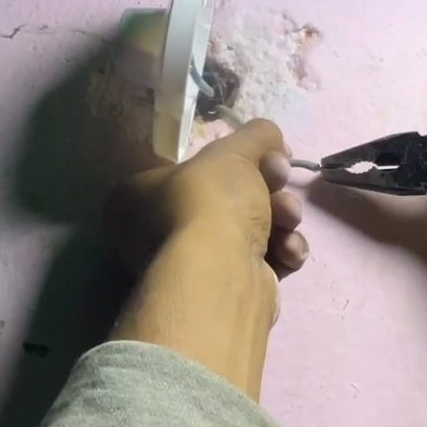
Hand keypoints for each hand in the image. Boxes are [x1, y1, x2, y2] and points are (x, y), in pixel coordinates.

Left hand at [104, 120, 308, 399]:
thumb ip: (255, 135)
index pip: (191, 168)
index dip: (235, 158)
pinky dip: (282, 252)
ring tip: (288, 219)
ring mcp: (192, 267)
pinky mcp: (226, 292)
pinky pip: (262, 261)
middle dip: (267, 187)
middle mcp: (156, 233)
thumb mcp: (232, 150)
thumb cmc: (210, 202)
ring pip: (252, 228)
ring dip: (281, 218)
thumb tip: (271, 140)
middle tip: (280, 179)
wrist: (221, 275)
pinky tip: (287, 252)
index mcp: (137, 196)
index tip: (266, 155)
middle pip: (228, 197)